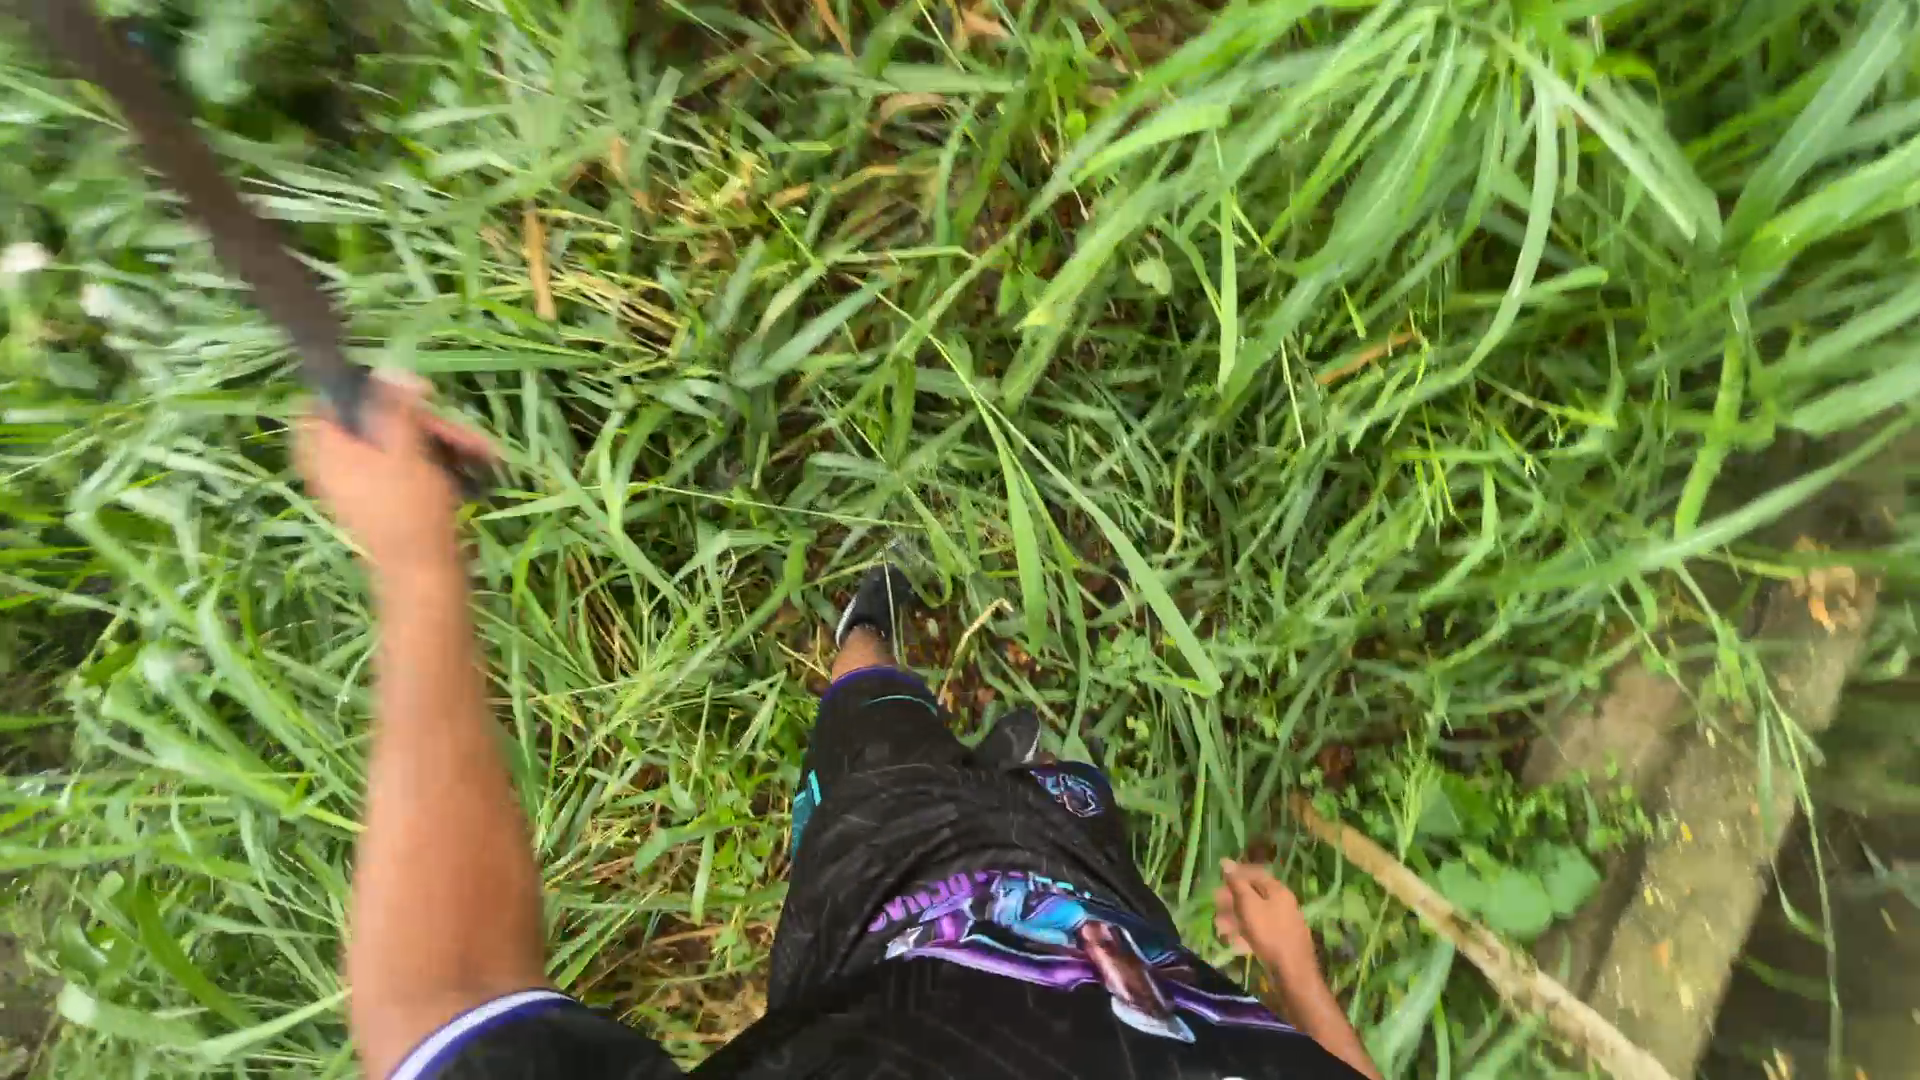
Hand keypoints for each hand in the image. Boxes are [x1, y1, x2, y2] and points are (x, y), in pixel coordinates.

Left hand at [294, 374, 492, 578]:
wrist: (420, 570)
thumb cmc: (410, 510)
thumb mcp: (406, 451)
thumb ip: (396, 408)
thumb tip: (394, 370)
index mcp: (324, 446)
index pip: (330, 399)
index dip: (369, 391)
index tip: (411, 398)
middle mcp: (334, 460)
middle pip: (375, 422)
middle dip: (426, 424)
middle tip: (463, 434)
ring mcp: (358, 482)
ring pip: (397, 445)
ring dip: (441, 444)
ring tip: (481, 454)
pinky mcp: (382, 499)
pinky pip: (404, 467)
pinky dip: (433, 464)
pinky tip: (467, 470)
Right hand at [1214, 858, 1320, 981]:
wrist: (1293, 972)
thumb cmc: (1269, 933)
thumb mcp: (1248, 904)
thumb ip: (1236, 883)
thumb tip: (1226, 861)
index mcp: (1277, 890)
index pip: (1255, 873)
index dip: (1236, 873)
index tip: (1219, 879)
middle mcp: (1283, 903)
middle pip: (1253, 894)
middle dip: (1232, 899)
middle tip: (1216, 904)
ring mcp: (1283, 923)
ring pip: (1255, 914)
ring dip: (1235, 917)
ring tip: (1219, 926)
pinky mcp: (1281, 941)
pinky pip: (1260, 929)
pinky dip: (1245, 932)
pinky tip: (1233, 941)